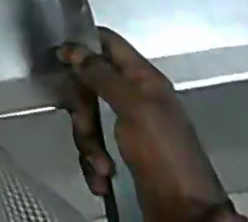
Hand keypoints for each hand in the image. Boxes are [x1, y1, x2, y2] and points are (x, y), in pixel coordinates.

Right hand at [60, 29, 238, 221]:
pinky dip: (93, 162)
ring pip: (87, 117)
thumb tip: (73, 49)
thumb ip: (102, 75)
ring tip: (101, 165)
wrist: (188, 218)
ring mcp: (126, 126)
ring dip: (88, 142)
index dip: (83, 44)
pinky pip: (92, 145)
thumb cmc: (165, 156)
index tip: (60, 57)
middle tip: (85, 124)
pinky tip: (102, 177)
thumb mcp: (135, 109)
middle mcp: (133, 98)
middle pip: (89, 83)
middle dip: (81, 108)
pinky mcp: (119, 153)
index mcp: (143, 80)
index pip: (108, 43)